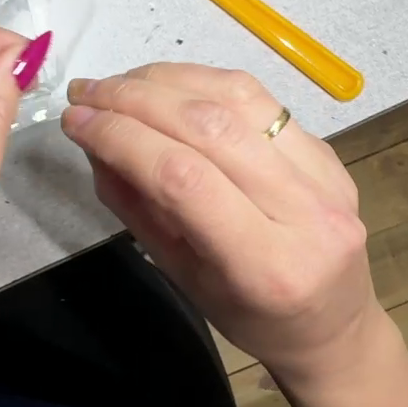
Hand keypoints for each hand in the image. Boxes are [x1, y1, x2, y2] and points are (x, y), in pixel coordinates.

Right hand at [60, 64, 384, 387]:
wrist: (333, 326)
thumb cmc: (246, 315)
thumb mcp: (177, 274)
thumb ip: (134, 206)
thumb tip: (93, 140)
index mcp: (263, 266)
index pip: (182, 179)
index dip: (120, 139)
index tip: (74, 121)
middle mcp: (304, 212)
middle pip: (208, 128)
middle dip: (133, 100)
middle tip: (84, 93)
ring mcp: (324, 174)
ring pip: (236, 98)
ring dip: (163, 80)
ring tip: (116, 83)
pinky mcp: (326, 149)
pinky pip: (257, 97)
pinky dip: (198, 80)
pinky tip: (162, 84)